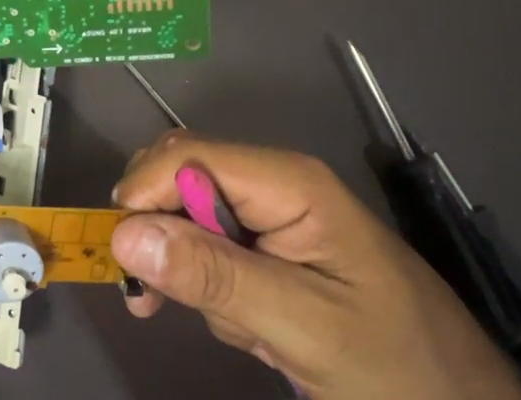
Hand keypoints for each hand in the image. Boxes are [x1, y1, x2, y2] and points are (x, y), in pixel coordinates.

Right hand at [109, 132, 520, 399]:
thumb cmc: (397, 365)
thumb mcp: (305, 327)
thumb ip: (215, 277)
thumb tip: (123, 234)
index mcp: (289, 182)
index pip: (185, 156)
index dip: (145, 195)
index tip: (127, 257)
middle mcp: (275, 185)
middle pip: (179, 179)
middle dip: (164, 236)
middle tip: (156, 297)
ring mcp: (274, 217)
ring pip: (188, 219)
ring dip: (193, 274)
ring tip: (244, 329)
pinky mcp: (273, 249)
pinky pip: (211, 251)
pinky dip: (212, 290)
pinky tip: (251, 327)